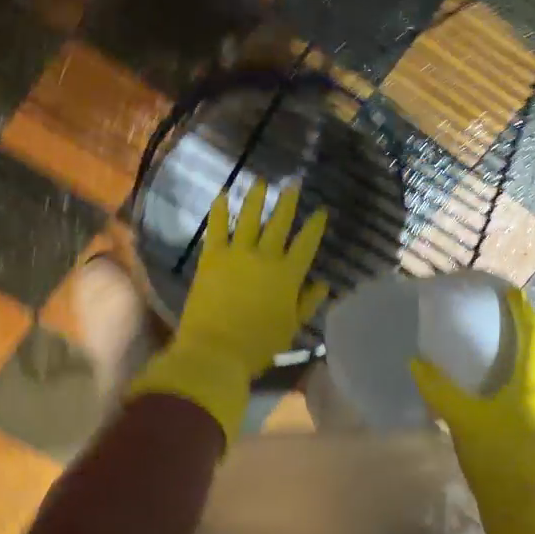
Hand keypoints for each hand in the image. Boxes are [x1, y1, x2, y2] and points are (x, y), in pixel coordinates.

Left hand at [128, 181, 327, 445]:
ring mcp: (237, 254)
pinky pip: (217, 227)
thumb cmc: (257, 346)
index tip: (321, 211)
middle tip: (293, 184)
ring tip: (261, 181)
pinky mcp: (212, 257)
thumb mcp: (291, 328)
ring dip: (257, 198)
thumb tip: (322, 284)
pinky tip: (223, 194)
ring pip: (250, 218)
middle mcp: (266, 257)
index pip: (307, 243)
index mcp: (289, 276)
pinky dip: (220, 210)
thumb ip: (307, 304)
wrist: (215, 352)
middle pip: (280, 223)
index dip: (315, 226)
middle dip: (288, 202)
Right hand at [413, 289, 534, 533]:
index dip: (522, 309)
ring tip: (520, 341)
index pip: (531, 333)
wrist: (524, 506)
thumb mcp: (462, 419)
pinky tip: (513, 382)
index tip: (511, 290)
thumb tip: (415, 360)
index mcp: (532, 380)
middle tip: (522, 312)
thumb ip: (438, 388)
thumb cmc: (497, 456)